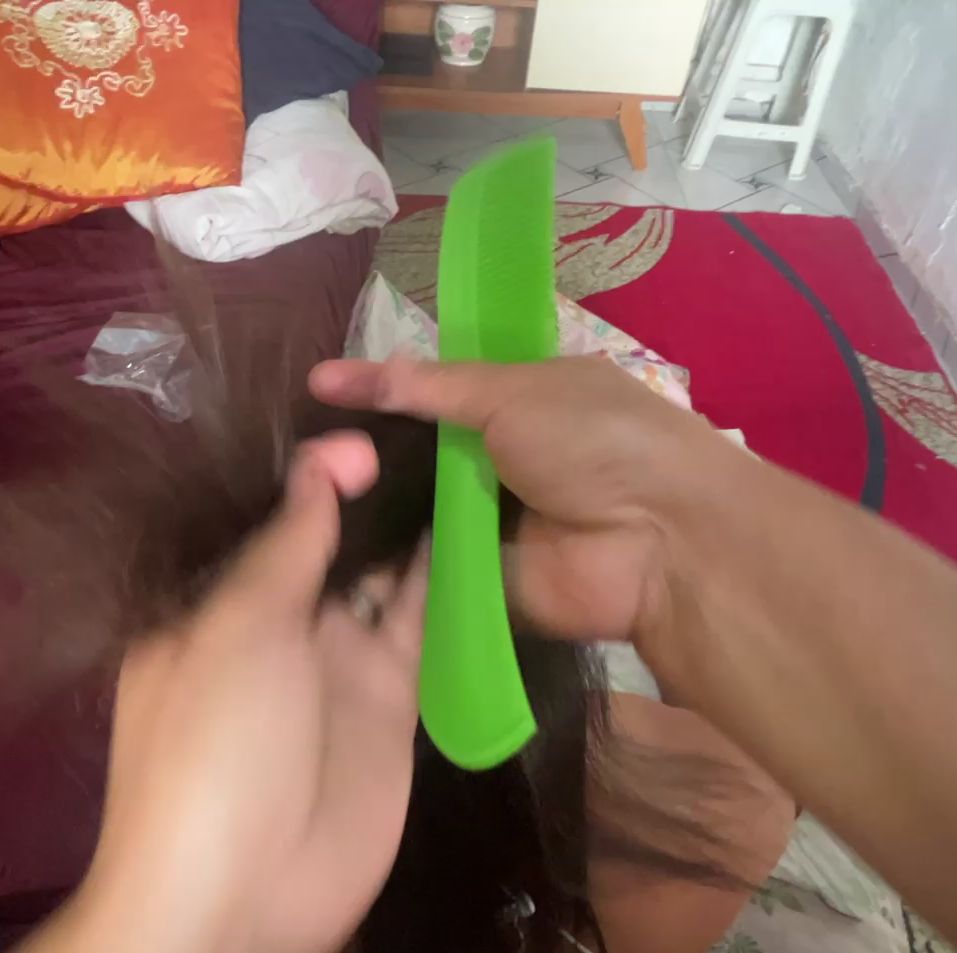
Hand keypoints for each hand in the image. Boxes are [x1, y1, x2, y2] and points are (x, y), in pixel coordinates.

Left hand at [93, 431, 427, 952]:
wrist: (248, 893)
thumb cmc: (217, 742)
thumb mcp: (239, 626)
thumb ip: (288, 544)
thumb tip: (318, 464)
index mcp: (223, 604)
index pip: (274, 521)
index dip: (315, 474)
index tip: (366, 434)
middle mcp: (282, 625)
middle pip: (333, 544)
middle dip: (371, 496)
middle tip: (431, 433)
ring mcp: (340, 661)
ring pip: (381, 578)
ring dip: (412, 531)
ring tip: (461, 466)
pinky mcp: (392, 697)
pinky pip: (420, 625)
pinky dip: (443, 582)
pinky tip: (473, 530)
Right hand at [310, 355, 727, 643]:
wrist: (656, 541)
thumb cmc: (594, 440)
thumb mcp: (515, 392)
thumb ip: (432, 387)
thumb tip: (345, 371)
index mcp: (518, 402)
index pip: (433, 391)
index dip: (382, 388)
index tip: (319, 388)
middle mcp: (499, 459)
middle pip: (419, 454)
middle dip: (367, 452)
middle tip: (300, 450)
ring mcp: (488, 521)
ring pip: (415, 510)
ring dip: (370, 505)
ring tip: (302, 493)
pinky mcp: (480, 577)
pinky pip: (425, 565)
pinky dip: (389, 559)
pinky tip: (329, 548)